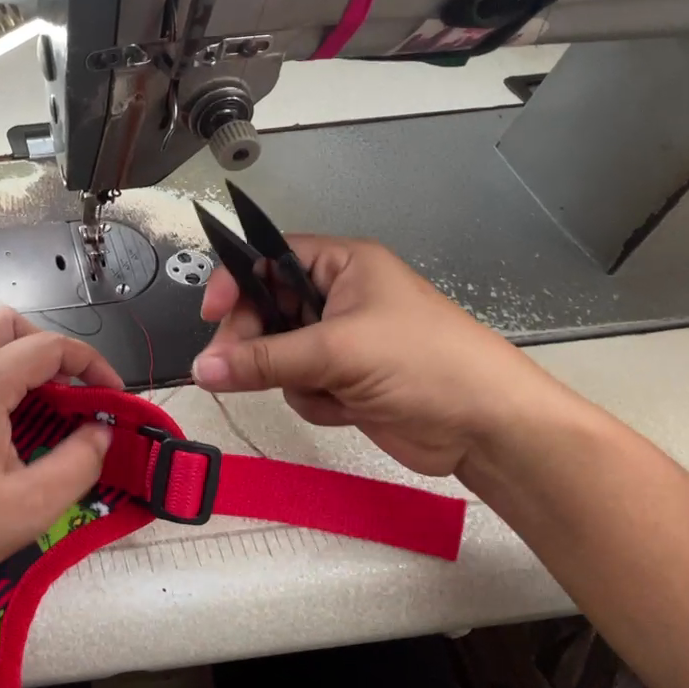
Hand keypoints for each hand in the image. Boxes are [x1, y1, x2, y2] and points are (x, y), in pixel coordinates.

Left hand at [0, 309, 120, 598]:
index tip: (110, 396)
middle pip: (8, 323)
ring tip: (25, 388)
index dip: (91, 365)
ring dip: (4, 345)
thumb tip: (100, 430)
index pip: (50, 347)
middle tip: (67, 392)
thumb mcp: (33, 504)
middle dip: (47, 347)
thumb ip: (79, 462)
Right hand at [191, 236, 573, 476]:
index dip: (236, 281)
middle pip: (265, 311)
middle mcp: (338, 298)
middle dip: (254, 343)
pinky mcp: (345, 381)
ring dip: (290, 377)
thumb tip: (200, 369)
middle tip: (232, 369)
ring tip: (323, 389)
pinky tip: (346, 407)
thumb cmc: (424, 364)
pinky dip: (314, 399)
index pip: (269, 259)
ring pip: (276, 354)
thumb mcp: (338, 351)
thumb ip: (262, 359)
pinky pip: (297, 385)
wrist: (488, 429)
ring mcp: (340, 342)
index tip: (210, 316)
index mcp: (343, 266)